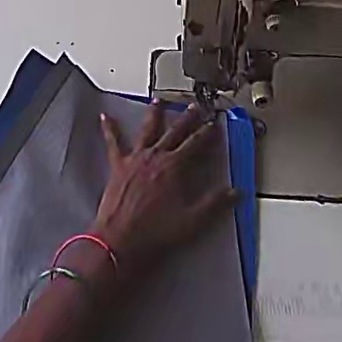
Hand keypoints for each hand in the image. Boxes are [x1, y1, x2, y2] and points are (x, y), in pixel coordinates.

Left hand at [91, 103, 235, 284]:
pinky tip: (105, 117)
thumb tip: (236, 192)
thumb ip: (215, 204)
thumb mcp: (192, 221)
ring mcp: (135, 158)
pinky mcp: (118, 165)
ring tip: (158, 101)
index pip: (195, 145)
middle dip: (186, 119)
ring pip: (147, 130)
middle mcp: (155, 156)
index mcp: (174, 167)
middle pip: (174, 132)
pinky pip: (113, 143)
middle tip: (194, 107)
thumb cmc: (156, 232)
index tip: (214, 124)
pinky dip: (109, 129)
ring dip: (154, 114)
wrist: (120, 241)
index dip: (206, 134)